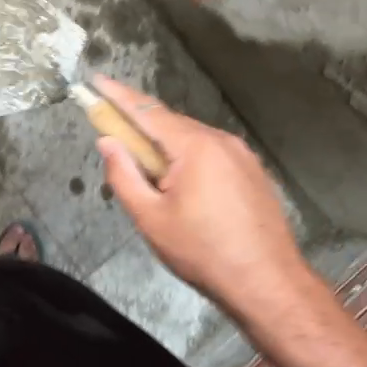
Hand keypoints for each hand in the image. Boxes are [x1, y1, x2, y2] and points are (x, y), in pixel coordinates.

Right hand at [91, 75, 310, 315]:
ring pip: (192, 140)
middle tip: (113, 136)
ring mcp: (242, 156)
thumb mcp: (151, 218)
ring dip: (165, 146)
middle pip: (171, 123)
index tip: (96, 81)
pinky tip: (181, 185)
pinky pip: (211, 154)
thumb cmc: (203, 253)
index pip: (147, 111)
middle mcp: (221, 141)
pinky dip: (188, 158)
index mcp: (195, 147)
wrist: (269, 285)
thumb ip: (124, 175)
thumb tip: (108, 142)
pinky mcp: (253, 173)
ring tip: (148, 173)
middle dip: (140, 126)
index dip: (118, 95)